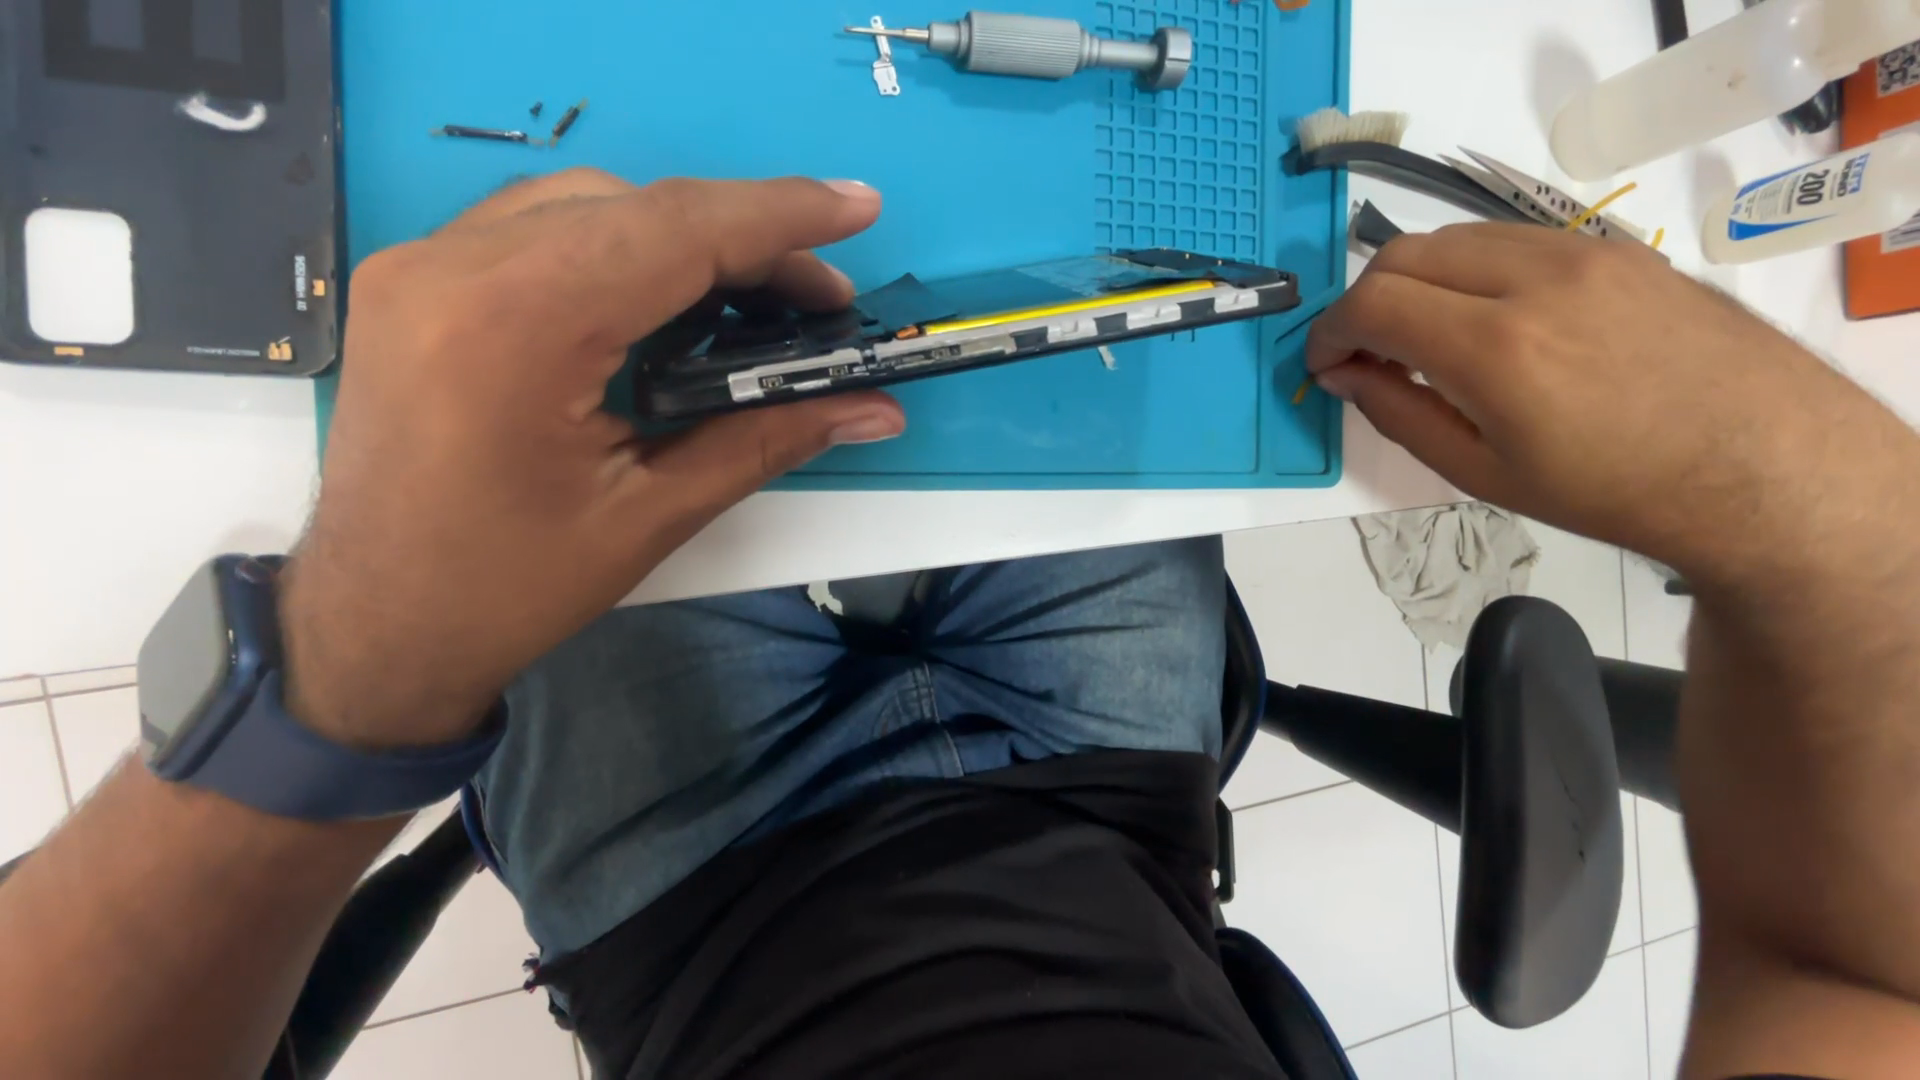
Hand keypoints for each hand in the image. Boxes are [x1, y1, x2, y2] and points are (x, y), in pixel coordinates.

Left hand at [279, 171, 905, 747]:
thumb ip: (768, 440)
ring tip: (760, 300)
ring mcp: (423, 264)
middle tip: (821, 297)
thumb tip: (876, 410)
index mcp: (515, 326)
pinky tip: (673, 300)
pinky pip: (543, 230)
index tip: (858, 208)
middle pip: (636, 208)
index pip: (674, 231)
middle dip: (745, 239)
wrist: (376, 625)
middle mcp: (454, 265)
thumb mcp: (655, 514)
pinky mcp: (418, 281)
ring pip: (590, 206)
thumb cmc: (513, 587)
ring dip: (687, 239)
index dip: (778, 216)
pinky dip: (625, 249)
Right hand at [1307, 224, 1919, 587]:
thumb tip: (1342, 374)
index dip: (1327, 333)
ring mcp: (1581, 253)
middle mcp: (1534, 279)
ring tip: (1417, 335)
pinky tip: (1477, 317)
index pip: (1371, 304)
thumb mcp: (1479, 471)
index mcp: (1495, 348)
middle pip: (1402, 255)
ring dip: (1411, 280)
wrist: (1761, 466)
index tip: (1322, 366)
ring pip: (1451, 237)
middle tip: (1362, 353)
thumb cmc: (1605, 490)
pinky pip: (1507, 238)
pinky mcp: (1613, 249)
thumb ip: (1397, 412)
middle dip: (1360, 302)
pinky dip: (1464, 269)